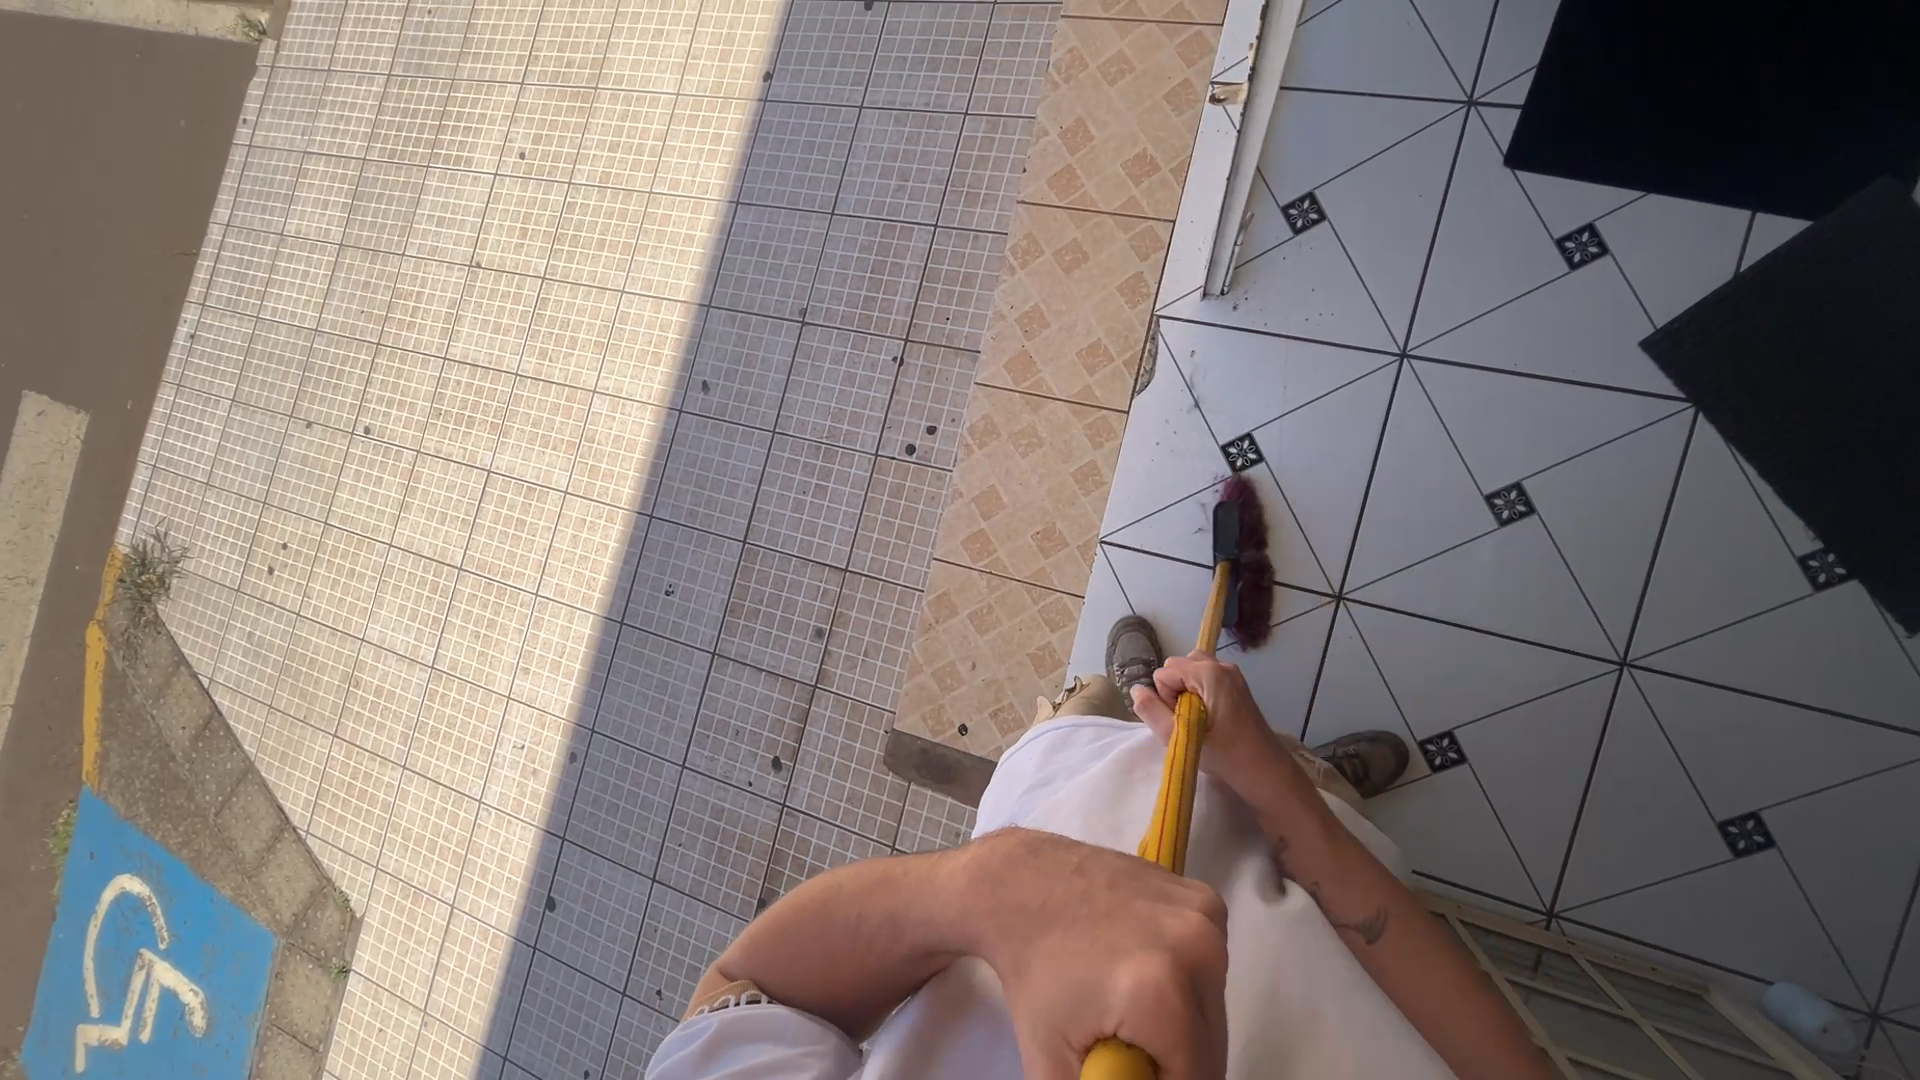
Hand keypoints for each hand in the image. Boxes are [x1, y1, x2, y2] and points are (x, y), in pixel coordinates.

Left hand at [957, 828, 1228, 1079]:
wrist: (1022, 885)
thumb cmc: (1032, 972)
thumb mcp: (1053, 1063)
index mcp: (1163, 993)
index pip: (1195, 1079)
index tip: (1124, 1069)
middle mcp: (1198, 949)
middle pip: (1210, 1045)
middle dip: (1170, 1060)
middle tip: (1123, 1041)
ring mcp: (1204, 915)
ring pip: (1212, 1006)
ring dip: (1181, 1023)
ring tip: (1127, 1002)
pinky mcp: (1203, 896)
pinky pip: (1207, 967)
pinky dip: (1183, 981)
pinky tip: (1138, 964)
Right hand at [1129, 652, 1301, 798]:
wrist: (1265, 771)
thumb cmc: (1224, 755)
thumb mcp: (1178, 736)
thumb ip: (1151, 710)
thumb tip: (1136, 690)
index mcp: (1208, 673)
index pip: (1164, 673)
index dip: (1166, 698)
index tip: (1183, 721)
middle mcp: (1221, 665)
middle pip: (1176, 666)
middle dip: (1174, 691)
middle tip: (1189, 721)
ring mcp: (1232, 673)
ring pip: (1190, 670)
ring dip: (1185, 691)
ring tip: (1197, 718)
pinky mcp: (1236, 684)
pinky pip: (1204, 677)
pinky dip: (1199, 692)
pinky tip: (1208, 716)